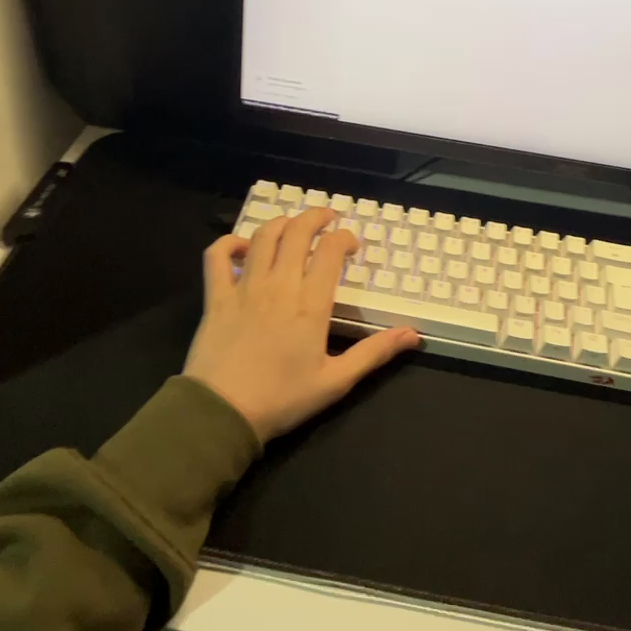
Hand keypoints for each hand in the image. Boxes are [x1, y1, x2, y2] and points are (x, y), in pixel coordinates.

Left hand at [184, 207, 419, 442]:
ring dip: (281, 223)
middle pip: (297, 232)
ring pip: (263, 236)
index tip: (351, 244)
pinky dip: (229, 242)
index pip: (330, 250)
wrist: (222, 413)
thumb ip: (374, 353)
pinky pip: (217, 256)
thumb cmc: (282, 399)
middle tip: (327, 218)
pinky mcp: (217, 296)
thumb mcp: (336, 381)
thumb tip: (414, 335)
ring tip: (293, 225)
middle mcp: (279, 285)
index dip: (344, 238)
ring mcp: (245, 287)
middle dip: (316, 217)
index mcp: (311, 304)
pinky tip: (242, 246)